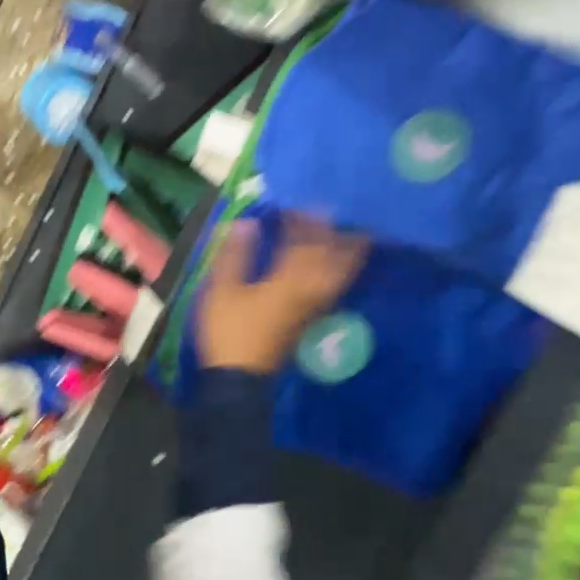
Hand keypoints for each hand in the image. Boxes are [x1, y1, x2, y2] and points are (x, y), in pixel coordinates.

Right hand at [197, 212, 366, 373]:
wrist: (240, 376)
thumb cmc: (229, 329)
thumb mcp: (223, 288)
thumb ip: (235, 254)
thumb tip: (246, 223)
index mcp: (286, 281)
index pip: (301, 244)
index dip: (304, 223)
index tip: (303, 203)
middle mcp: (308, 292)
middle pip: (330, 260)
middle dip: (336, 236)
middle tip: (343, 215)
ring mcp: (313, 308)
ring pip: (337, 276)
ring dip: (347, 254)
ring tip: (356, 237)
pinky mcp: (311, 320)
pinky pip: (334, 288)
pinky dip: (341, 273)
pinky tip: (339, 268)